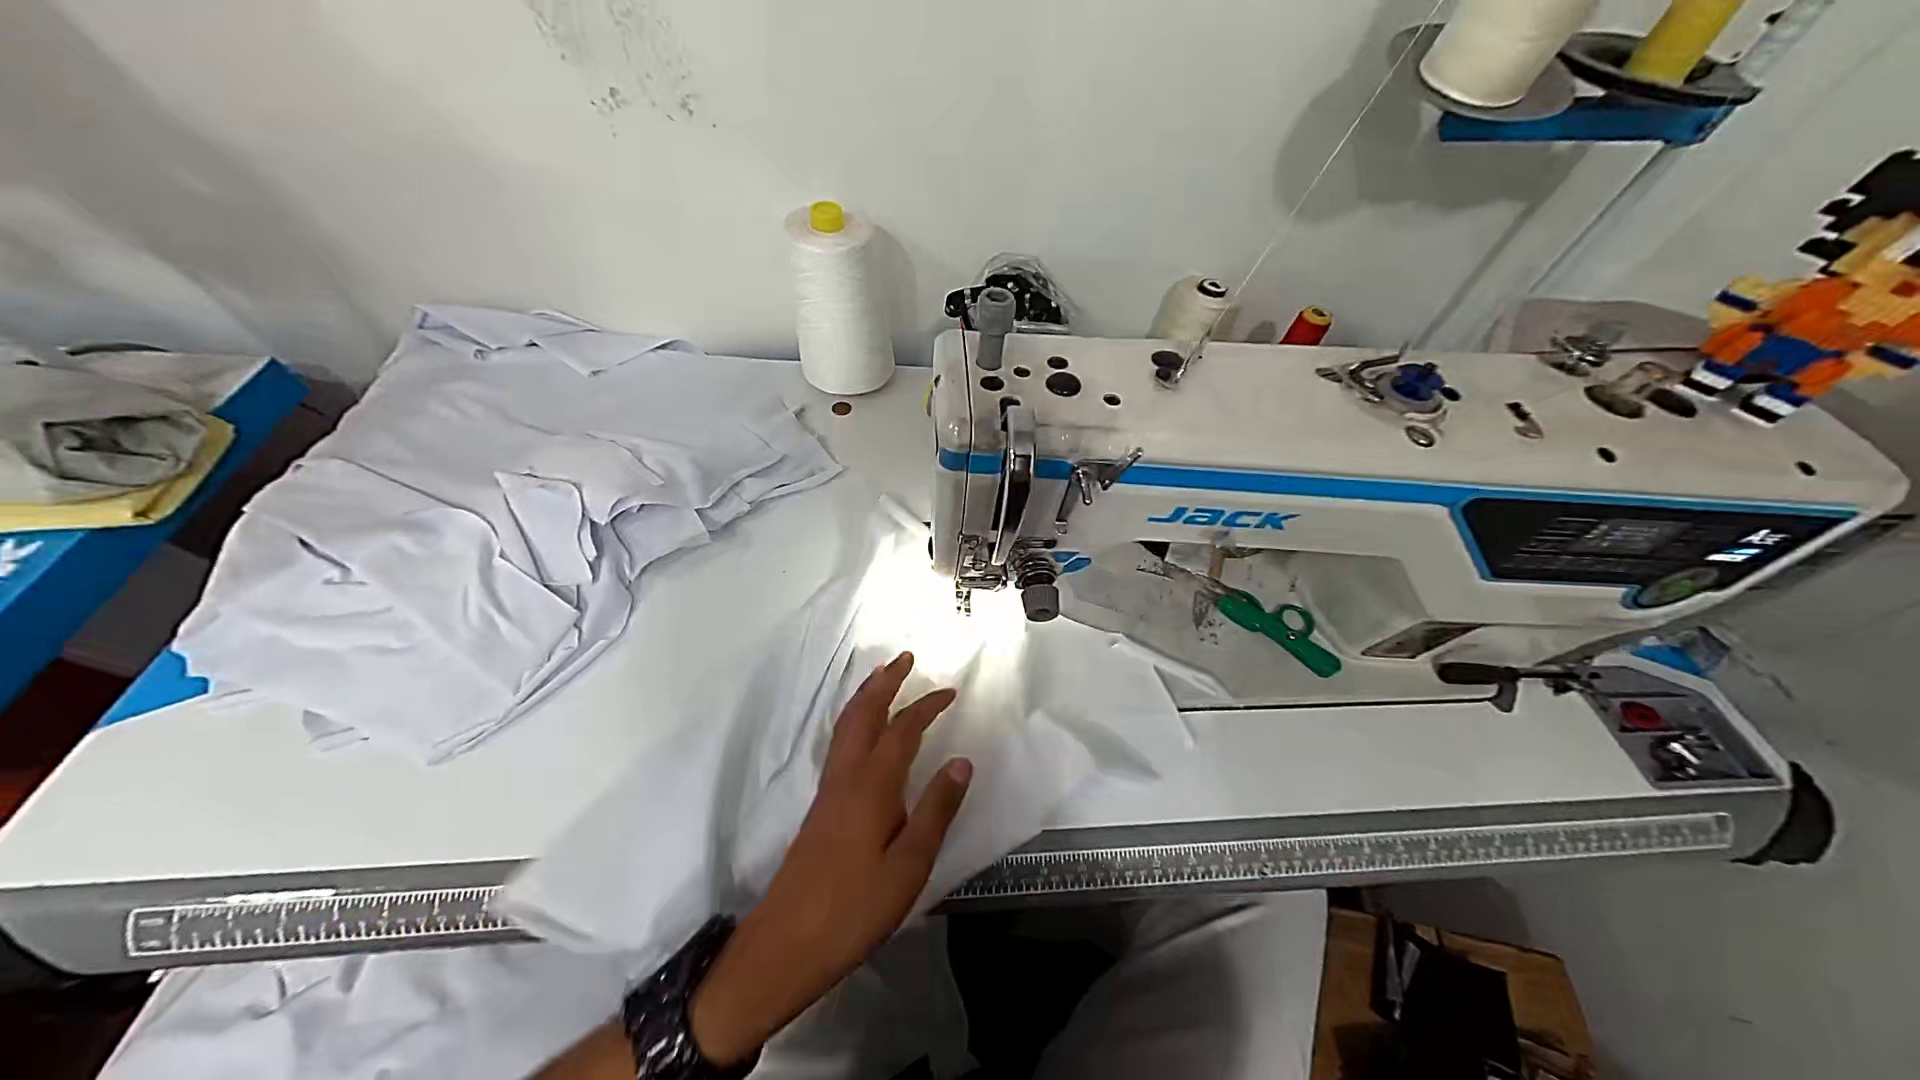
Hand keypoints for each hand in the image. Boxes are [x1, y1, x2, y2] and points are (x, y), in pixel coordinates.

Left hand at [688, 652, 971, 1065]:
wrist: (787, 942)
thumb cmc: (855, 908)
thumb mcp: (909, 865)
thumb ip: (936, 810)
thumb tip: (961, 761)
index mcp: (872, 786)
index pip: (902, 731)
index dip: (926, 707)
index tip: (949, 692)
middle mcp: (846, 777)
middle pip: (864, 714)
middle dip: (884, 683)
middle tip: (905, 658)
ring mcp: (829, 791)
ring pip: (847, 727)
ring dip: (866, 697)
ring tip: (883, 678)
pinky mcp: (820, 807)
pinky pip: (840, 745)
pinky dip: (855, 721)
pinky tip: (863, 734)